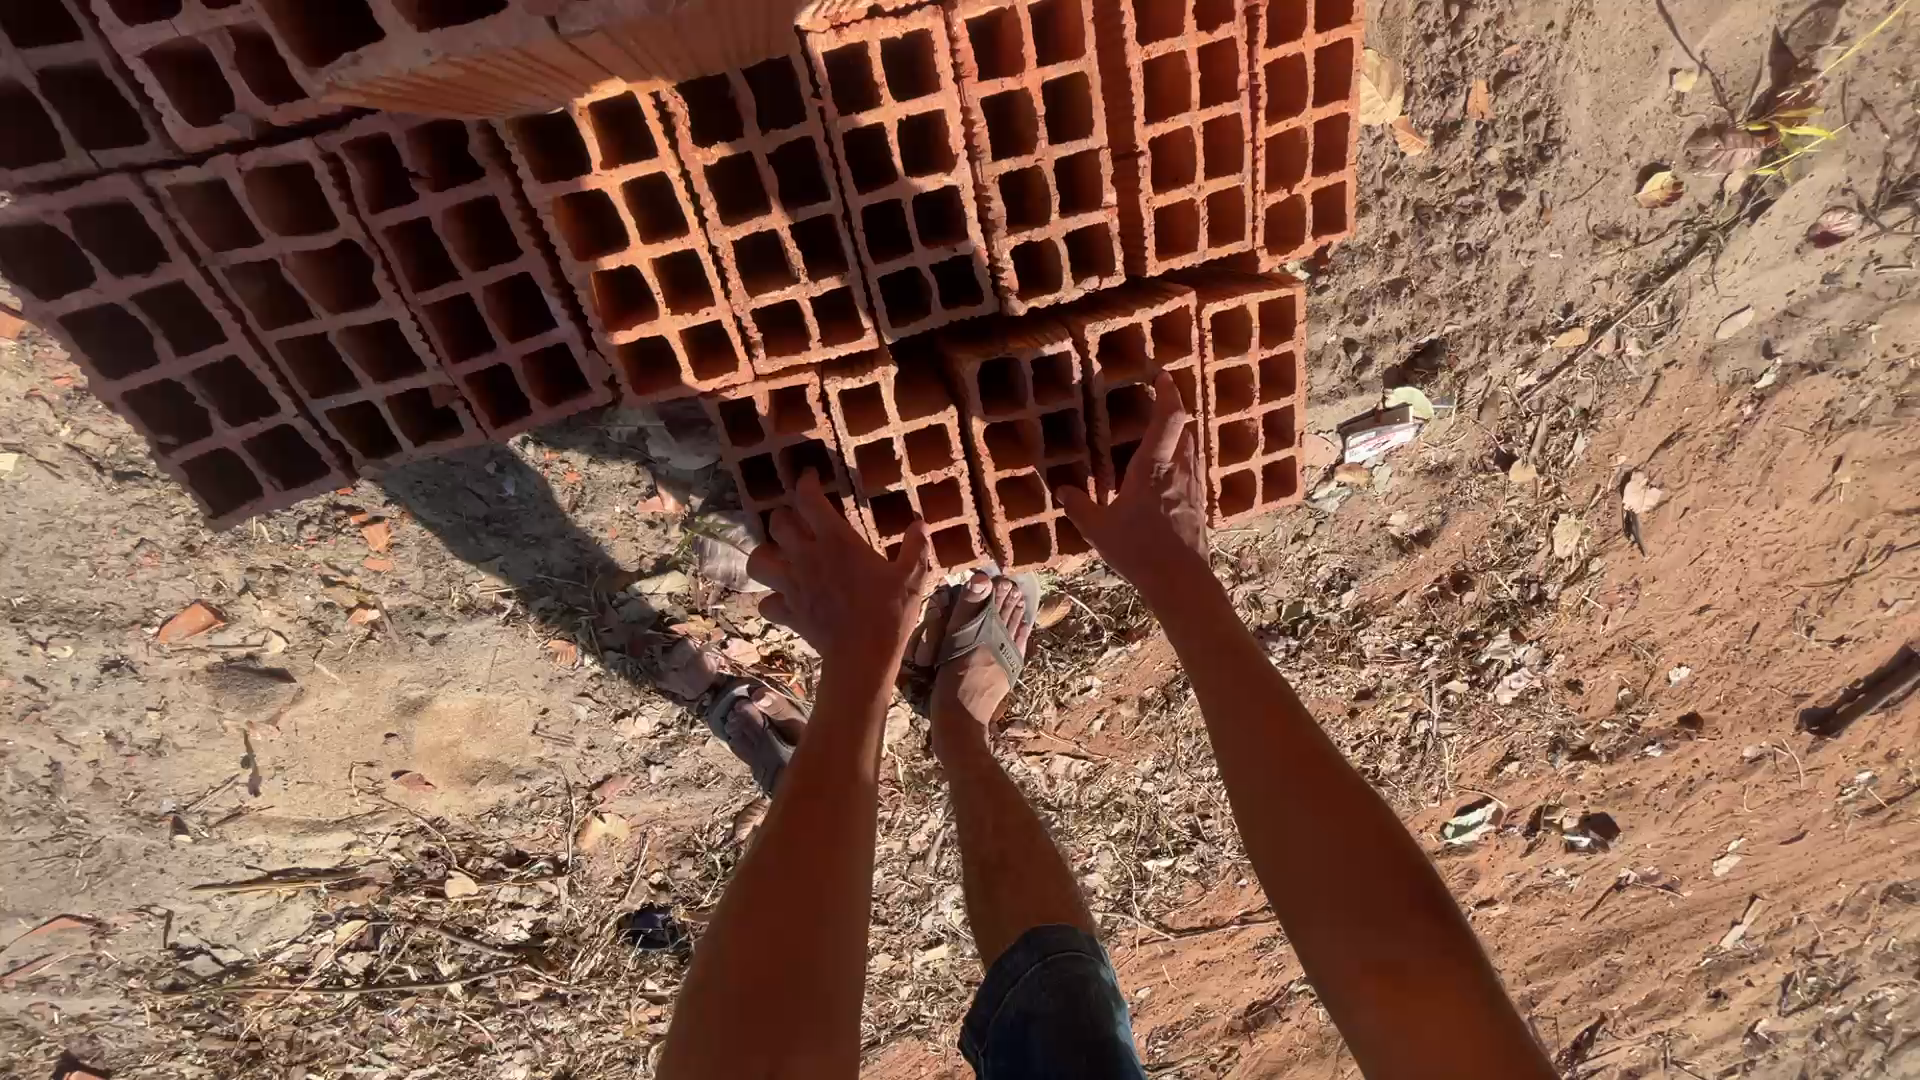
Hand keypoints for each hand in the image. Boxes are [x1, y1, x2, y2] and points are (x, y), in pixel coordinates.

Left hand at [747, 470, 931, 666]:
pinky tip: (787, 598)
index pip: (807, 499)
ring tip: (782, 556)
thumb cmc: (888, 614)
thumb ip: (916, 547)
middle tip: (800, 520)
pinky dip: (773, 599)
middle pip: (776, 523)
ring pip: (758, 560)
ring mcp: (792, 586)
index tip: (810, 476)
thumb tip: (921, 524)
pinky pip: (767, 602)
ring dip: (766, 554)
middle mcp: (807, 558)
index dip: (805, 482)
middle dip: (785, 516)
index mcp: (836, 541)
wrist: (863, 657)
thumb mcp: (912, 577)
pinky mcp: (788, 613)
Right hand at [1055, 370, 1207, 595]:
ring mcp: (1194, 486)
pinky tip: (1171, 476)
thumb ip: (1080, 506)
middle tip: (1159, 403)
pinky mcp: (1200, 504)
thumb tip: (1063, 491)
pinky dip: (1183, 461)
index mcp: (1153, 466)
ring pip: (1192, 448)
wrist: (1180, 580)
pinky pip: (1194, 470)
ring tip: (1163, 438)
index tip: (1162, 376)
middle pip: (1185, 428)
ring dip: (1180, 436)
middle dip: (1174, 412)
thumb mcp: (1098, 529)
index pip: (1169, 418)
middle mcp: (1179, 469)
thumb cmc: (1138, 549)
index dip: (1168, 393)